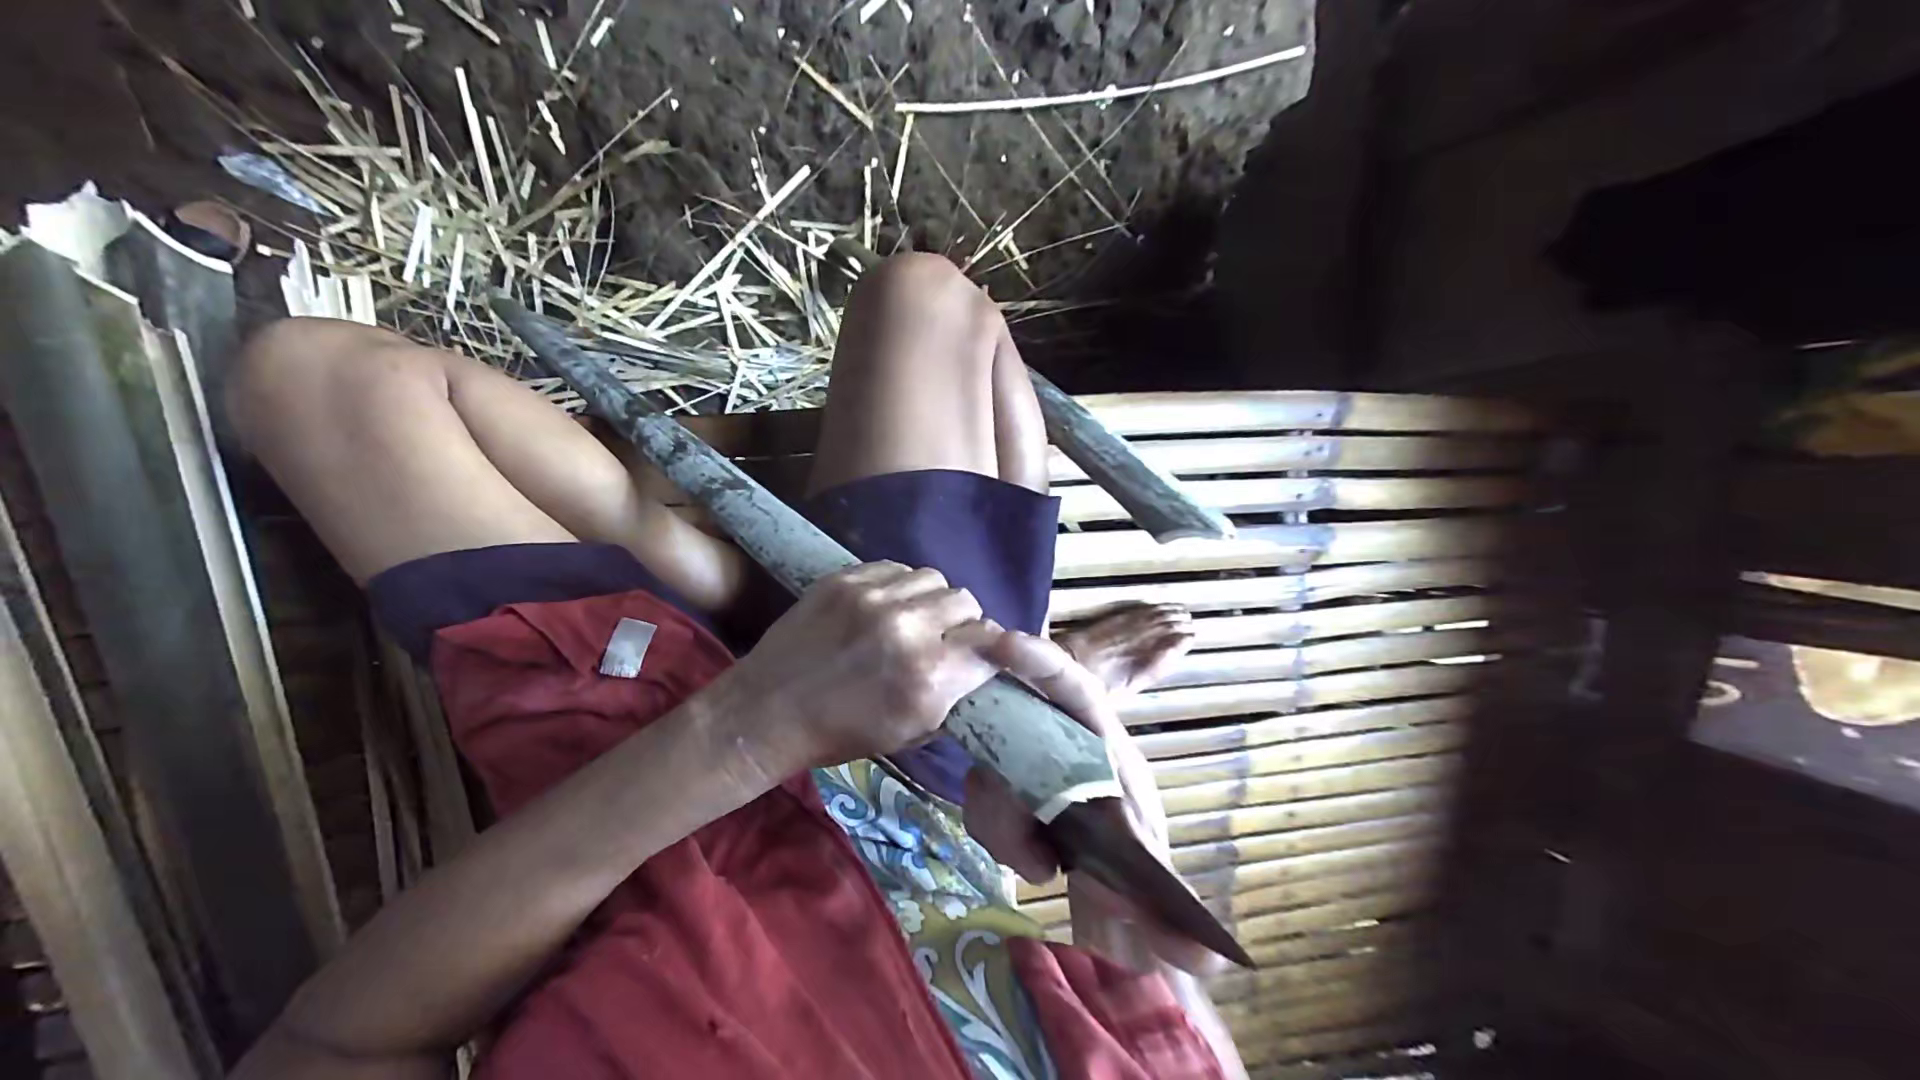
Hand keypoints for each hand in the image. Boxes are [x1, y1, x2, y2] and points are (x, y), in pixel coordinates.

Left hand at [721, 561, 999, 779]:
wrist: (767, 711)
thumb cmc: (842, 734)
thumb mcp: (912, 732)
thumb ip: (954, 694)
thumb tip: (981, 664)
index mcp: (929, 678)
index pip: (990, 643)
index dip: (988, 650)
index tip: (976, 657)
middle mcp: (909, 629)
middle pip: (966, 602)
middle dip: (962, 622)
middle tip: (942, 638)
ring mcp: (874, 597)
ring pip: (934, 578)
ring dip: (931, 599)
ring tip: (912, 617)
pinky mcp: (845, 578)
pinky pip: (896, 567)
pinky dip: (899, 586)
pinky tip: (883, 606)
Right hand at [962, 633, 1228, 975]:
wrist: (1110, 896)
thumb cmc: (1140, 870)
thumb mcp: (1157, 887)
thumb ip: (1173, 919)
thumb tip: (1207, 955)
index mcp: (1102, 742)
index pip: (1072, 686)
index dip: (1039, 661)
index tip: (1003, 645)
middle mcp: (1058, 740)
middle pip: (1012, 731)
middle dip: (1009, 794)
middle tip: (1034, 854)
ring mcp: (1023, 762)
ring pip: (987, 771)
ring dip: (1004, 827)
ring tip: (1042, 868)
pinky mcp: (999, 790)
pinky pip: (977, 799)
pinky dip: (994, 834)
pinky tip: (1029, 862)